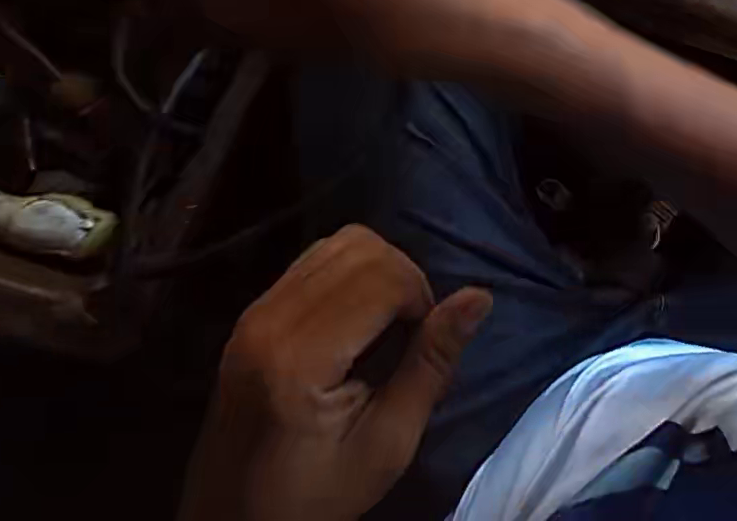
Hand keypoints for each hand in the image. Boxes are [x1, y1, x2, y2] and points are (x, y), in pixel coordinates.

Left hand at [178, 225, 491, 520]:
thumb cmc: (316, 495)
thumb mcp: (389, 443)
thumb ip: (432, 362)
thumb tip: (481, 295)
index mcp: (299, 358)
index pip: (383, 277)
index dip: (420, 298)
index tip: (418, 345)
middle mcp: (271, 319)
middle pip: (366, 250)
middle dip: (405, 278)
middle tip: (407, 331)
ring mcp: (257, 310)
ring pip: (345, 242)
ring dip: (381, 268)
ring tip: (385, 318)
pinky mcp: (255, 310)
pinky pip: (320, 255)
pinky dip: (354, 269)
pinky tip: (357, 313)